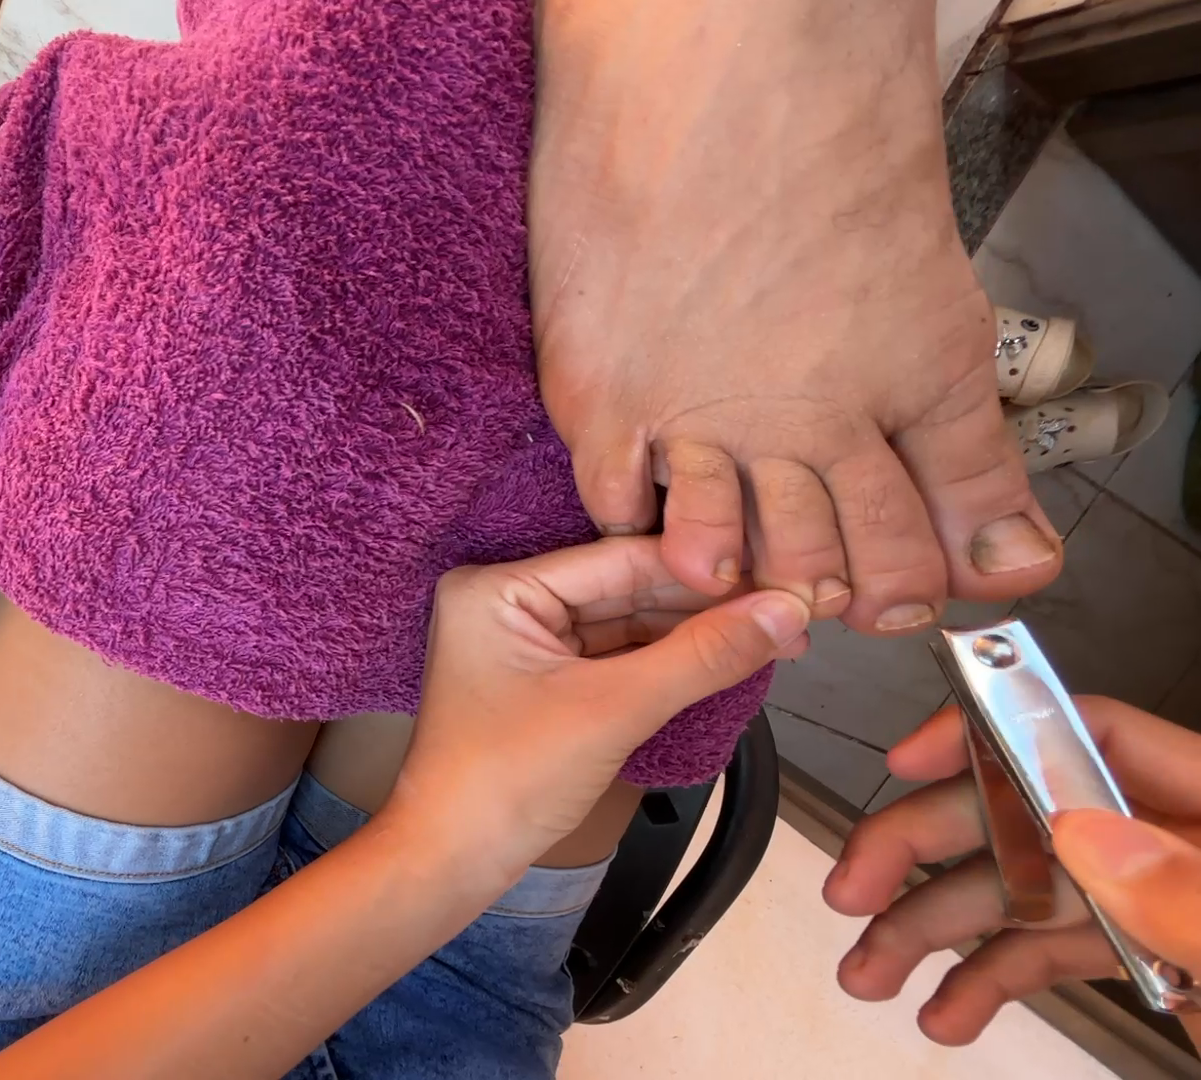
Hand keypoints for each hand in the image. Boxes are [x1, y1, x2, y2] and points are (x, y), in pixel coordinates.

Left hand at [384, 536, 811, 876]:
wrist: (454, 854)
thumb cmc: (510, 777)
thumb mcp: (612, 708)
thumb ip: (701, 655)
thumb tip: (785, 610)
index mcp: (495, 587)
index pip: (614, 560)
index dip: (701, 568)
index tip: (781, 572)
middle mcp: (500, 599)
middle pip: (618, 588)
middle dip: (700, 604)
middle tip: (791, 608)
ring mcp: (515, 637)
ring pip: (617, 622)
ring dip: (687, 633)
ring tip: (773, 633)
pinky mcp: (533, 673)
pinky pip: (605, 653)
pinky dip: (658, 660)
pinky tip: (720, 655)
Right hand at [527, 0, 1062, 635]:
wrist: (702, 66)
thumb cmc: (811, 115)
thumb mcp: (918, 233)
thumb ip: (922, 339)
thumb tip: (921, 402)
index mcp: (910, 365)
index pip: (954, 504)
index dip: (958, 562)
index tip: (952, 587)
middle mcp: (806, 412)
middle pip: (842, 543)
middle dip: (859, 589)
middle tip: (847, 607)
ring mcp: (694, 416)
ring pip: (732, 545)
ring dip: (748, 574)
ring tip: (745, 585)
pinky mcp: (601, 402)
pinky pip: (617, 504)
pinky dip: (634, 524)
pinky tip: (642, 523)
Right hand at [826, 698, 1200, 1044]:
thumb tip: (1085, 829)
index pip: (1092, 733)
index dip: (986, 732)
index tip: (907, 762)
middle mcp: (1175, 845)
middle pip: (1014, 819)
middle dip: (916, 858)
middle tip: (846, 897)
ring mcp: (1158, 907)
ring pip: (1009, 894)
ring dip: (927, 936)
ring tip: (866, 977)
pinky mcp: (1152, 963)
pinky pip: (1044, 955)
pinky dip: (984, 985)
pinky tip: (944, 1017)